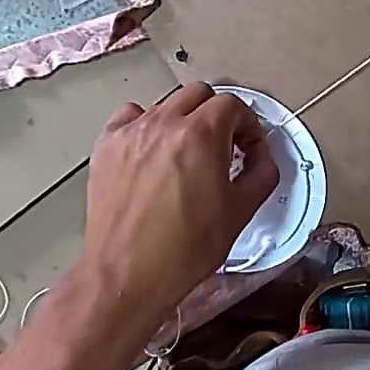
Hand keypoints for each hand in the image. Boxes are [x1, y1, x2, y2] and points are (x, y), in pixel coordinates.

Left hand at [78, 83, 278, 325]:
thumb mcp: (240, 213)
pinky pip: (130, 118)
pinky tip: (154, 152)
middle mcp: (164, 125)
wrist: (129, 274)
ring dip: (185, 120)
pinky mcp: (106, 148)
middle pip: (200, 95)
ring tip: (190, 154)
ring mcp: (131, 134)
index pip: (234, 106)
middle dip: (219, 116)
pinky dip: (146, 126)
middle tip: (226, 146)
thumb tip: (263, 162)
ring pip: (165, 104)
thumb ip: (261, 176)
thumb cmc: (182, 250)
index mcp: (201, 136)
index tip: (250, 148)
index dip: (249, 126)